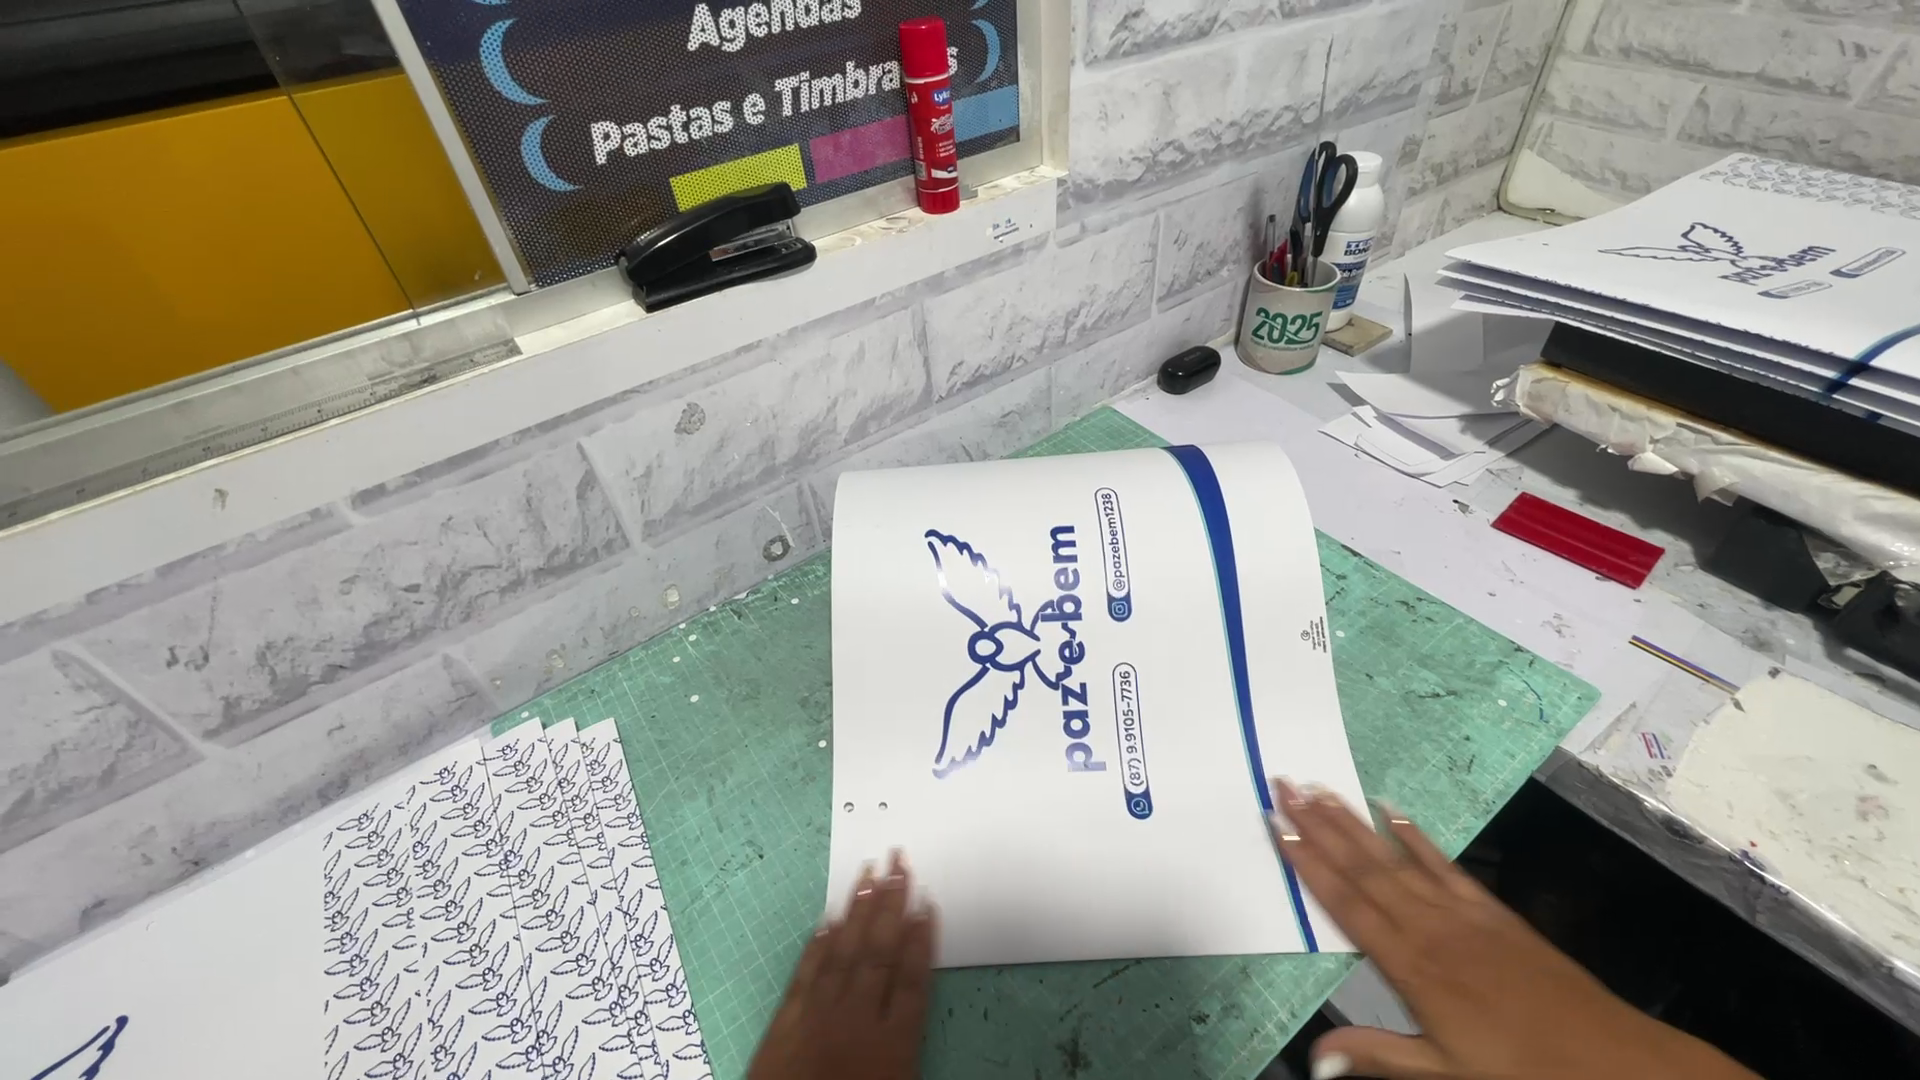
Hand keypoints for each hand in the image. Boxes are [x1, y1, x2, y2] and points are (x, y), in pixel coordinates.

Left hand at [748, 851, 935, 1079]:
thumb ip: (906, 1051)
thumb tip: (916, 995)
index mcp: (891, 1048)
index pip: (913, 980)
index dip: (922, 939)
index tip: (927, 901)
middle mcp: (856, 1023)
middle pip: (879, 953)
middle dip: (891, 904)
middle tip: (898, 861)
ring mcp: (817, 1019)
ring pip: (843, 954)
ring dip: (858, 911)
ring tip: (869, 873)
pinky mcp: (783, 1026)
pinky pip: (804, 976)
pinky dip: (817, 946)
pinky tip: (828, 920)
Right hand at [1271, 780, 1759, 1079]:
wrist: (1613, 1062)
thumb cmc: (1521, 1071)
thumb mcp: (1445, 1074)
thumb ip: (1378, 1055)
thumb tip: (1315, 1058)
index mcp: (1410, 965)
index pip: (1346, 903)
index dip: (1308, 863)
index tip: (1277, 826)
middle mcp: (1427, 926)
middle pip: (1362, 867)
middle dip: (1319, 826)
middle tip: (1287, 786)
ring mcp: (1459, 912)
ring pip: (1393, 858)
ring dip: (1353, 822)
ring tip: (1320, 788)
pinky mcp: (1489, 908)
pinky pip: (1443, 863)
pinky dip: (1413, 835)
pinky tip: (1389, 809)